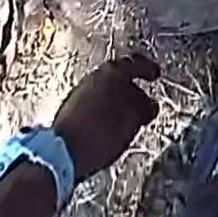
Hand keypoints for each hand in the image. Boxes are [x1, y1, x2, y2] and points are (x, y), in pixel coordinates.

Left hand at [51, 53, 159, 177]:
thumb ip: (145, 108)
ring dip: (118, 97)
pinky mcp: (72, 105)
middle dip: (133, 86)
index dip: (148, 69)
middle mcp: (96, 75)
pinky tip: (110, 122)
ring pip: (106, 87)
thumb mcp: (132, 122)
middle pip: (120, 74)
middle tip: (144, 98)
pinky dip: (106, 105)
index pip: (136, 63)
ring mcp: (81, 89)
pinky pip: (96, 98)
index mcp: (113, 72)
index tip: (155, 73)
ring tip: (128, 115)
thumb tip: (151, 104)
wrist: (62, 153)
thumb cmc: (100, 134)